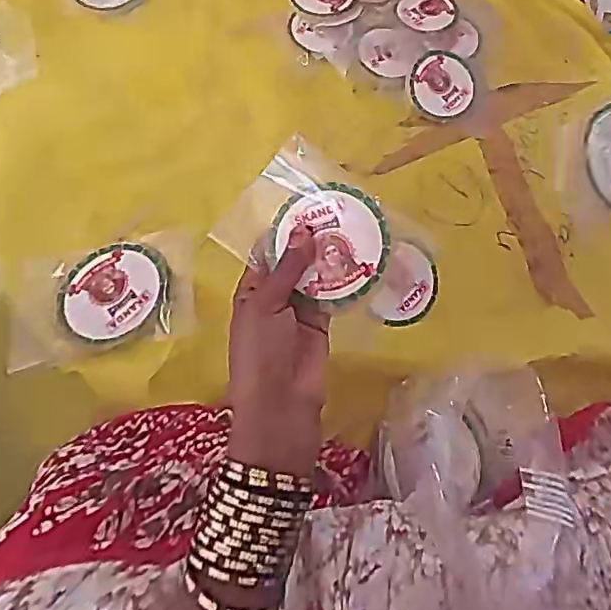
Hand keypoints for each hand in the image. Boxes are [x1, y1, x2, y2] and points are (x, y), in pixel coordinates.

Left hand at [227, 228, 330, 475]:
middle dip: (312, 242)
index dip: (285, 232)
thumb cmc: (261, 351)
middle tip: (338, 214)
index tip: (308, 207)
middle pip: (295, 262)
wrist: (281, 401)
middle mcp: (275, 296)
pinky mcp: (322, 322)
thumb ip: (288, 267)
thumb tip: (304, 229)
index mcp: (252, 290)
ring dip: (329, 258)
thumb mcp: (267, 304)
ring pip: (316, 276)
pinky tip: (358, 260)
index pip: (268, 253)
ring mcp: (299, 310)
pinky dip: (343, 280)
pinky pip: (333, 295)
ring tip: (352, 231)